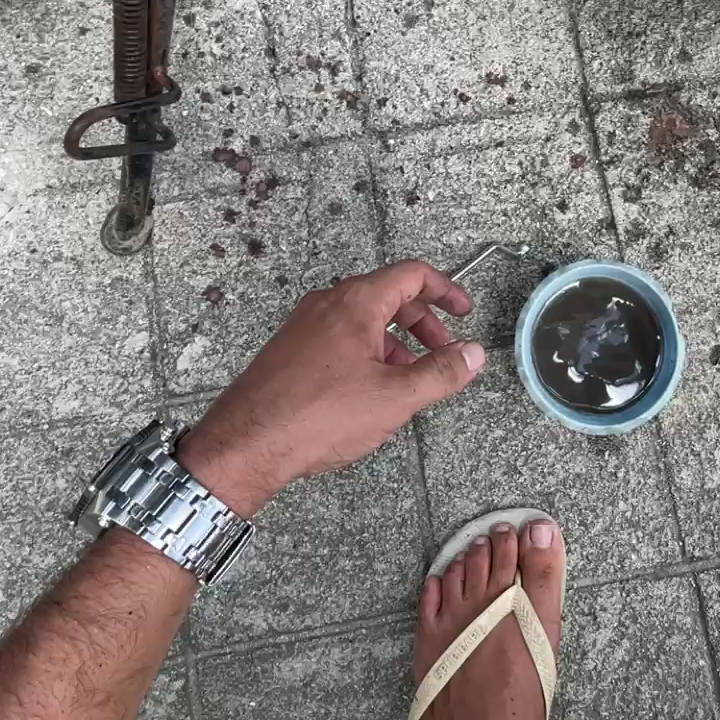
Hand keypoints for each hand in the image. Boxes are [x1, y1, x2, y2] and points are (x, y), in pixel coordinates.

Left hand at [177, 261, 486, 514]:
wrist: (245, 444)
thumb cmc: (317, 415)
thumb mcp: (394, 396)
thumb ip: (441, 372)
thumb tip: (473, 354)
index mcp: (356, 302)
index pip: (412, 274)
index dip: (445, 290)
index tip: (463, 310)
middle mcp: (328, 303)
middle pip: (389, 296)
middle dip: (424, 323)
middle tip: (444, 352)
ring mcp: (306, 325)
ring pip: (365, 319)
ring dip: (397, 342)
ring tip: (412, 379)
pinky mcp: (292, 350)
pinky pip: (341, 337)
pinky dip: (369, 352)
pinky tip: (373, 390)